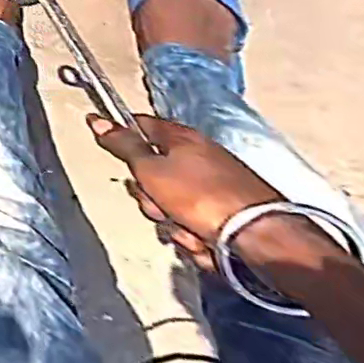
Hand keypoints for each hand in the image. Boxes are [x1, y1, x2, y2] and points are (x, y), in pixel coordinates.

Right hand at [89, 114, 283, 271]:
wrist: (266, 242)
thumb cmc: (201, 197)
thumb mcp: (150, 168)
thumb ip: (123, 145)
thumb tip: (97, 118)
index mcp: (181, 139)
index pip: (139, 125)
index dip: (121, 136)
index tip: (110, 150)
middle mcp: (200, 159)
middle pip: (152, 172)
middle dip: (148, 195)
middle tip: (156, 205)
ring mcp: (218, 189)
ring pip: (172, 204)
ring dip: (172, 222)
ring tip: (187, 232)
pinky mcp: (231, 219)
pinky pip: (196, 225)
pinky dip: (195, 237)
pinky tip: (204, 244)